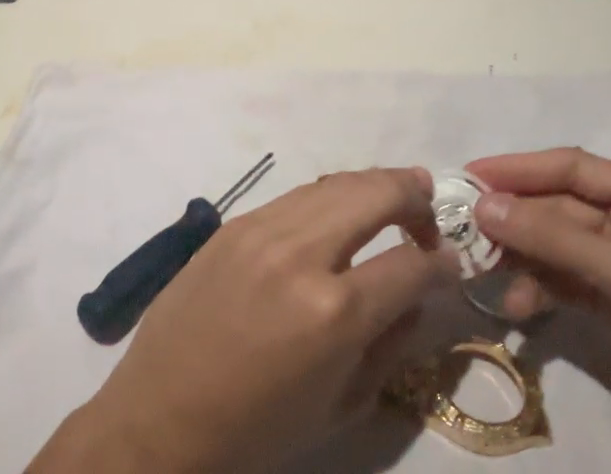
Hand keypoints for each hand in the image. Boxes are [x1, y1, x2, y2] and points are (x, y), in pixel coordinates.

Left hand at [29, 168, 456, 473]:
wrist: (161, 418)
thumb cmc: (258, 428)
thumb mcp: (343, 403)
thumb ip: (391, 342)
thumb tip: (418, 293)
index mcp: (335, 312)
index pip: (412, 262)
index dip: (442, 262)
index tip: (449, 264)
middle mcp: (300, 254)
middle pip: (376, 192)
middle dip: (414, 195)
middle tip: (428, 209)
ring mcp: (260, 231)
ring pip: (334, 183)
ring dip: (372, 185)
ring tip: (392, 196)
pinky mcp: (231, 226)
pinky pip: (294, 197)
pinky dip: (327, 198)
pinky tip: (335, 214)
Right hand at [466, 148, 610, 473]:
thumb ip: (557, 238)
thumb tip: (484, 204)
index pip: (574, 169)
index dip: (519, 169)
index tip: (467, 175)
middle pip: (558, 207)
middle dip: (513, 219)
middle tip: (460, 231)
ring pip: (554, 246)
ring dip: (519, 258)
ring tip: (482, 274)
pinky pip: (560, 282)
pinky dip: (534, 290)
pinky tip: (514, 308)